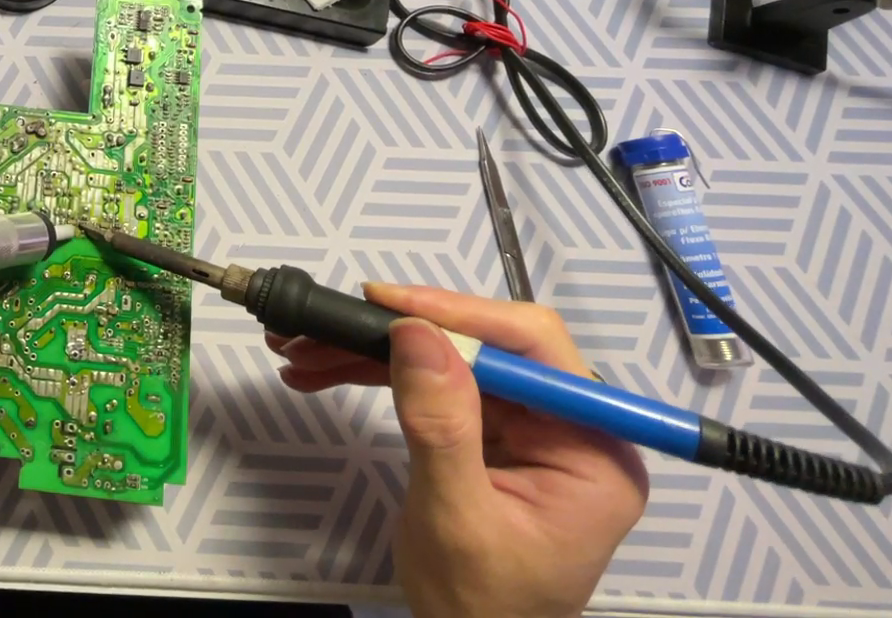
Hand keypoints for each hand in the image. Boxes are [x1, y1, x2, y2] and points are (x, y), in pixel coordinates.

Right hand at [273, 284, 647, 617]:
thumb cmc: (477, 602)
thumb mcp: (455, 517)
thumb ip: (441, 425)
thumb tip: (415, 333)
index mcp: (590, 447)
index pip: (531, 348)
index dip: (458, 315)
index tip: (382, 304)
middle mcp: (563, 423)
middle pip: (477, 344)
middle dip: (393, 334)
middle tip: (320, 329)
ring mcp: (521, 424)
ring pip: (440, 356)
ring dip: (366, 351)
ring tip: (302, 351)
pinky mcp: (482, 427)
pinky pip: (423, 380)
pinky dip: (368, 372)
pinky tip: (320, 371)